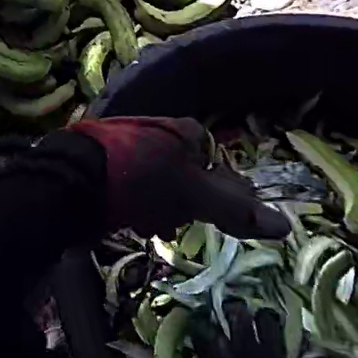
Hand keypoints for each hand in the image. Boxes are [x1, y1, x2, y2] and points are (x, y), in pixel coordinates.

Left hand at [66, 117, 288, 240]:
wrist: (72, 180)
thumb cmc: (139, 180)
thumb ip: (234, 210)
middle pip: (186, 175)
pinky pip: (132, 189)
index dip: (218, 191)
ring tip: (148, 226)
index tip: (208, 215)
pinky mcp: (104, 165)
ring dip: (159, 210)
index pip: (215, 160)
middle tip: (173, 223)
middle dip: (183, 205)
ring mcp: (128, 147)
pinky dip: (134, 207)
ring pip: (159, 186)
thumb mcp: (192, 195)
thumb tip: (286, 227)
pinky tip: (128, 222)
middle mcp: (157, 133)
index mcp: (183, 131)